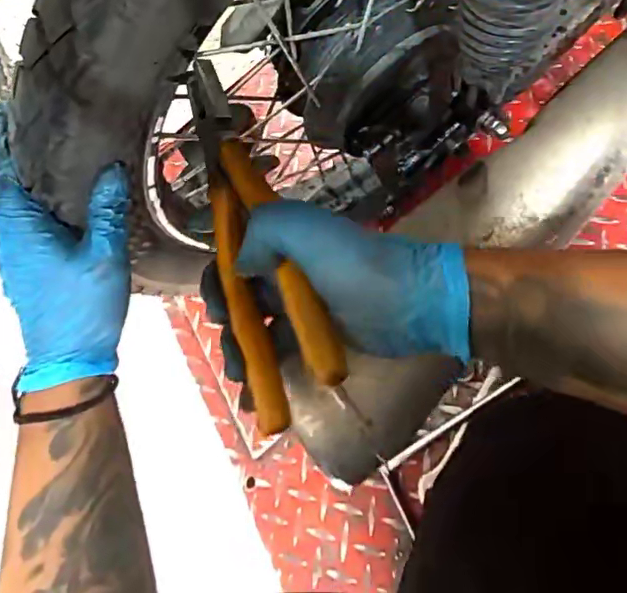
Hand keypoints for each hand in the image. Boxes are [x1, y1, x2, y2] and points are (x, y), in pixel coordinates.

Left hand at [0, 106, 130, 393]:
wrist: (71, 362)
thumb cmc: (82, 308)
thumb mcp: (103, 254)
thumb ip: (107, 209)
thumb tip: (112, 168)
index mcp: (20, 228)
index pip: (3, 172)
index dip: (1, 139)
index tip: (1, 110)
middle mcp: (11, 236)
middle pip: (6, 183)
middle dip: (14, 150)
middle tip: (33, 118)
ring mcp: (17, 252)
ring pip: (16, 201)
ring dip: (26, 173)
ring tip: (49, 145)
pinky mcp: (29, 263)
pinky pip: (27, 218)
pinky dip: (36, 195)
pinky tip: (61, 190)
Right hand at [234, 199, 469, 362]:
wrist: (410, 304)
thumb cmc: (353, 264)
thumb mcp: (304, 231)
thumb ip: (262, 232)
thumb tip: (237, 264)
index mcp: (280, 237)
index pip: (233, 248)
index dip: (218, 271)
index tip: (216, 297)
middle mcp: (283, 267)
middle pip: (237, 290)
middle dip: (223, 314)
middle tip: (226, 338)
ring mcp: (297, 304)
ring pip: (252, 323)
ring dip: (237, 347)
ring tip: (239, 375)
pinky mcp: (311, 337)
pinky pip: (276, 351)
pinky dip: (260, 371)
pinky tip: (252, 396)